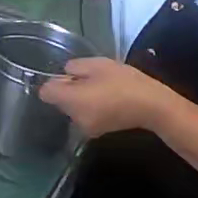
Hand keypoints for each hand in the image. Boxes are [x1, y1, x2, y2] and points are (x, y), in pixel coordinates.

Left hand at [37, 58, 176, 137]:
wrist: (152, 106)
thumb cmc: (124, 82)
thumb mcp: (97, 65)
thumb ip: (74, 68)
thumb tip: (65, 74)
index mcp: (71, 100)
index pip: (45, 93)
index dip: (53, 82)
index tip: (68, 76)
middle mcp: (74, 118)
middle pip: (59, 102)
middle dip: (69, 90)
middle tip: (91, 79)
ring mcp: (86, 128)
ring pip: (72, 109)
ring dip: (80, 99)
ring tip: (102, 88)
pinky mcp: (97, 132)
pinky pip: (84, 116)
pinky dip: (90, 108)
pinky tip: (108, 99)